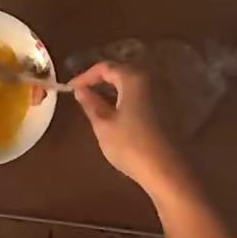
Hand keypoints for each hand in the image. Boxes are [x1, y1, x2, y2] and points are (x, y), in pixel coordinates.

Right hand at [68, 61, 195, 198]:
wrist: (164, 169)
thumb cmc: (130, 145)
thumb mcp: (103, 124)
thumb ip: (90, 103)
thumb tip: (80, 90)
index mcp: (133, 78)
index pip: (105, 68)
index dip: (84, 76)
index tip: (69, 89)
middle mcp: (151, 79)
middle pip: (120, 72)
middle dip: (99, 81)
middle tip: (81, 94)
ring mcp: (162, 93)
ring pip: (131, 84)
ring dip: (112, 90)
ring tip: (95, 104)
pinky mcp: (167, 108)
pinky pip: (141, 95)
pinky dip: (125, 98)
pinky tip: (115, 112)